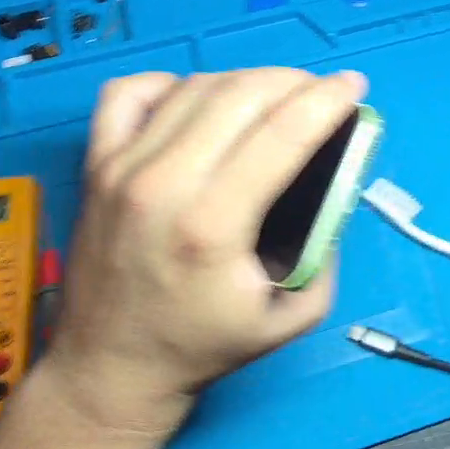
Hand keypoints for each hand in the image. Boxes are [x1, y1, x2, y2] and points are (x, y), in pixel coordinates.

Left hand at [40, 68, 366, 434]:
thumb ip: (327, 251)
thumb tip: (334, 184)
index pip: (282, 133)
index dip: (327, 100)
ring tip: (274, 96)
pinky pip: (130, 92)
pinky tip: (199, 102)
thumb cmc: (202, 346)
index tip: (354, 86)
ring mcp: (121, 167)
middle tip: (320, 93)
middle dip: (294, 81)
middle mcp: (163, 183)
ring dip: (247, 80)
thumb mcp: (291, 318)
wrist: (110, 368)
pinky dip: (173, 83)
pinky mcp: (96, 163)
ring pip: (195, 85)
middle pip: (241, 94)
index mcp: (213, 225)